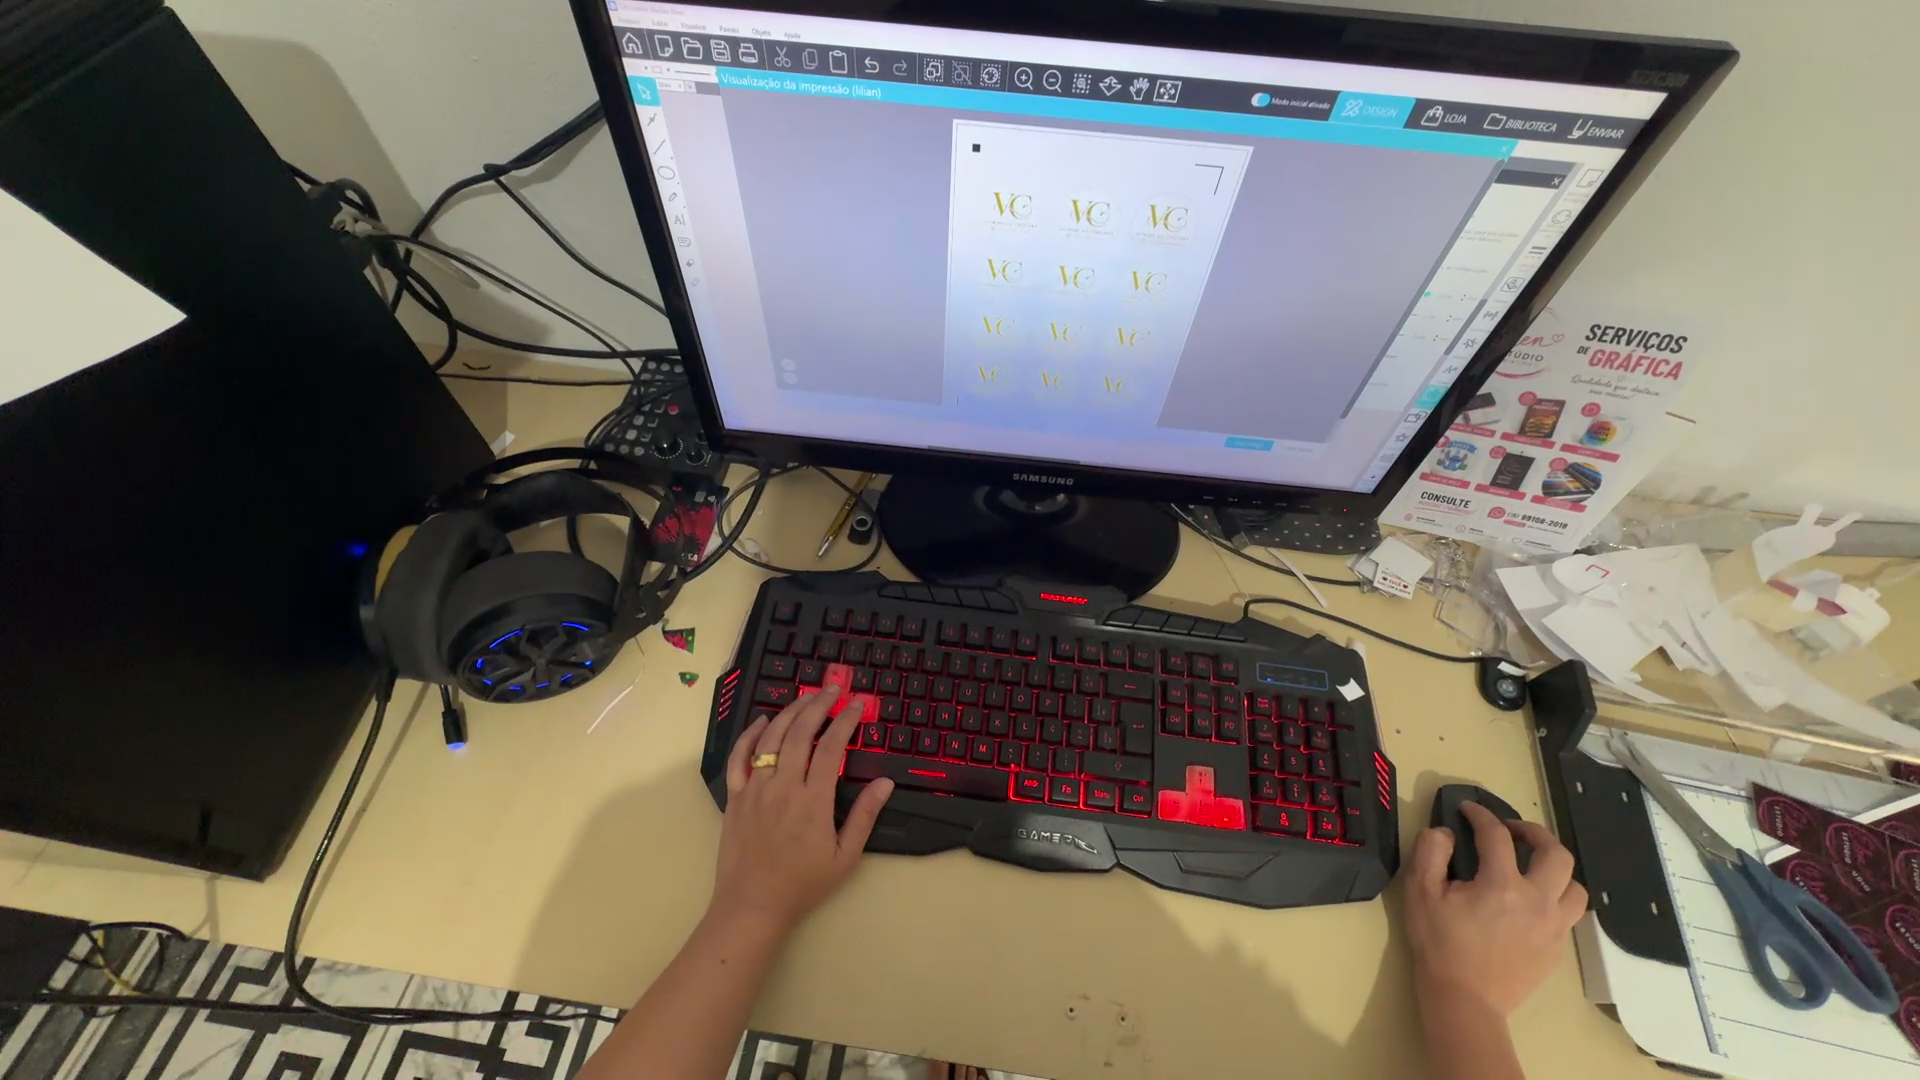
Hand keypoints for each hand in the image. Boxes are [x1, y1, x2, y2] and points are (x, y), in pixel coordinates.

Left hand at [710, 674, 893, 934]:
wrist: (752, 906)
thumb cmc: (803, 884)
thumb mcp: (845, 857)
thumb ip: (864, 816)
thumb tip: (885, 782)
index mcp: (812, 801)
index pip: (831, 748)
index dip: (846, 721)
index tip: (857, 704)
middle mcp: (783, 787)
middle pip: (801, 733)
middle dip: (819, 705)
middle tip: (833, 688)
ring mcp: (755, 790)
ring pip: (771, 738)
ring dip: (790, 712)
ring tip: (807, 696)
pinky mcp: (735, 797)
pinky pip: (739, 758)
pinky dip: (750, 735)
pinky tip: (763, 720)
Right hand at [1404, 801, 1587, 1017]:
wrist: (1464, 997)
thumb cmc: (1438, 941)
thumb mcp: (1419, 890)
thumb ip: (1431, 851)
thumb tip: (1447, 833)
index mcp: (1501, 885)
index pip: (1497, 835)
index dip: (1480, 814)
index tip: (1466, 809)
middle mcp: (1537, 901)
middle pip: (1556, 854)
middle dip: (1534, 832)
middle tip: (1511, 830)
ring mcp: (1553, 927)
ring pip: (1575, 886)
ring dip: (1554, 868)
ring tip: (1531, 865)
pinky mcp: (1557, 947)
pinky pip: (1568, 913)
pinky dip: (1554, 896)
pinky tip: (1530, 899)